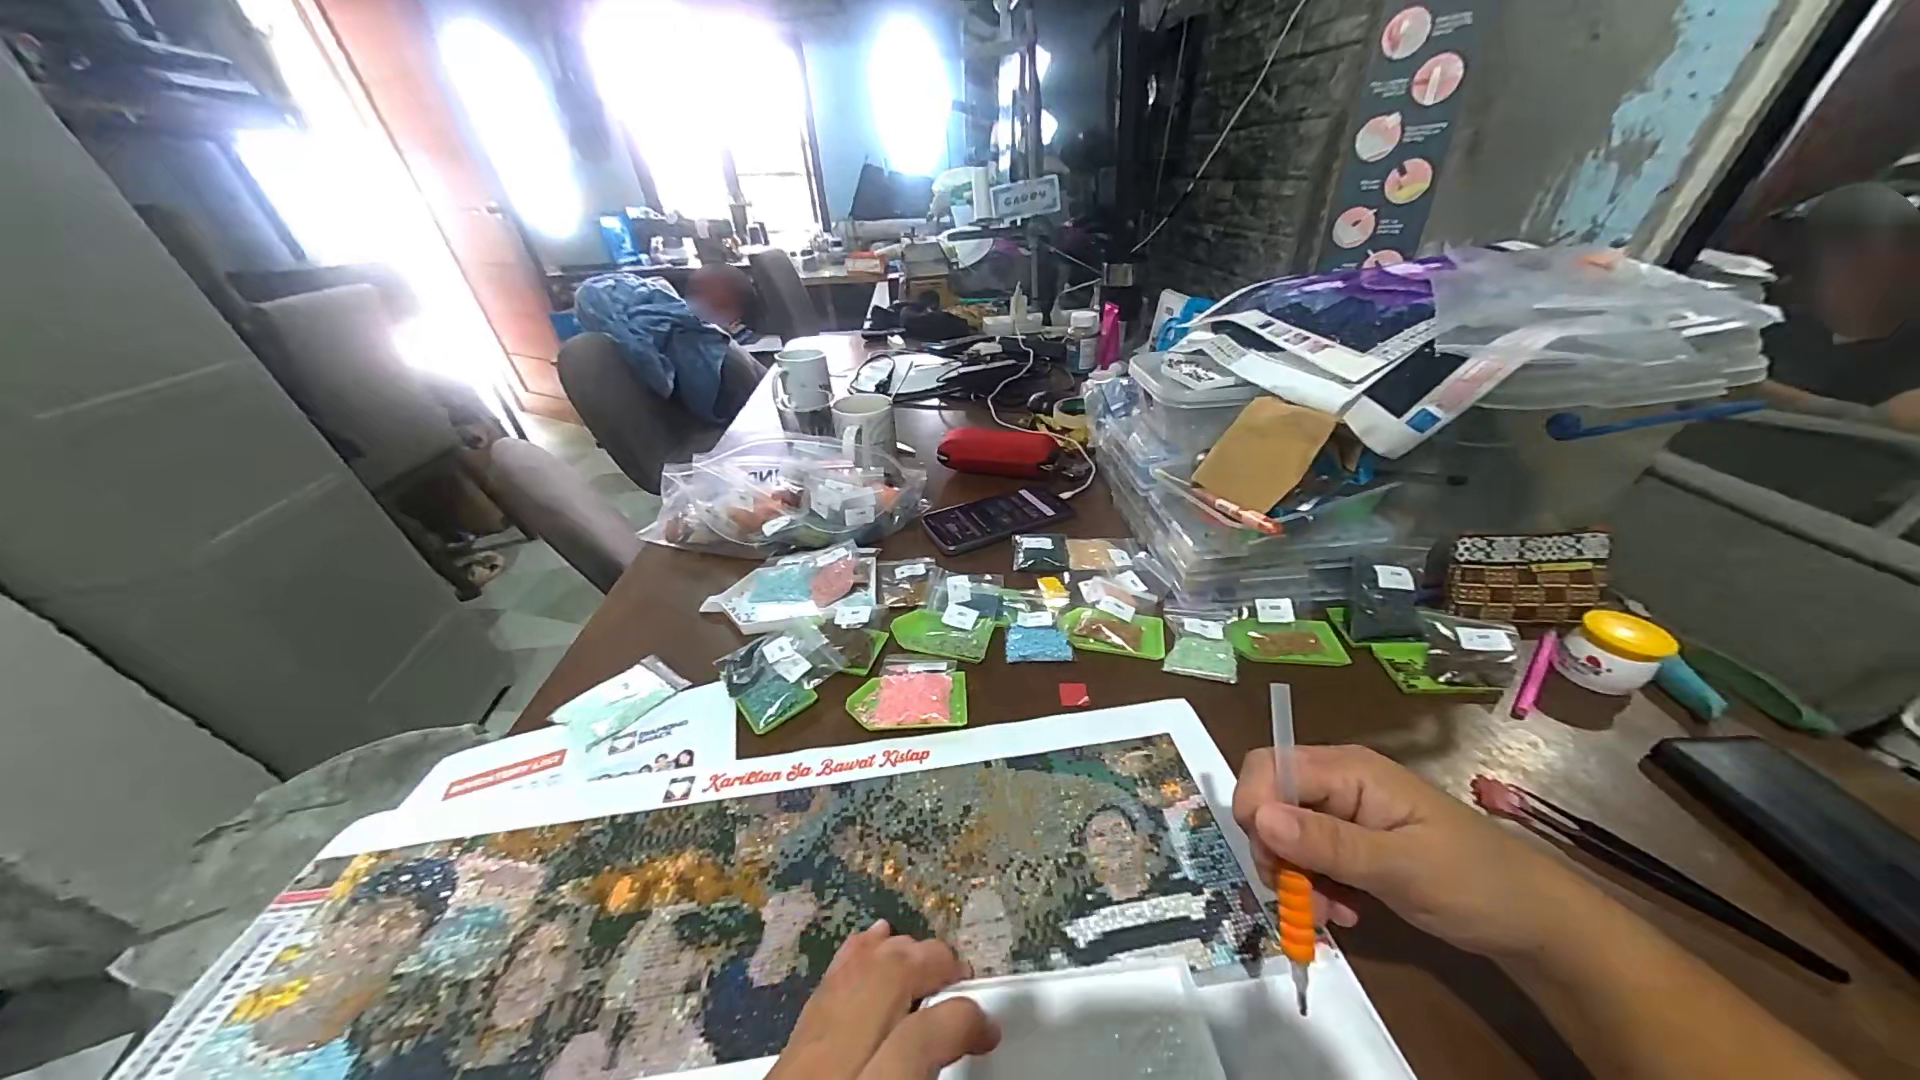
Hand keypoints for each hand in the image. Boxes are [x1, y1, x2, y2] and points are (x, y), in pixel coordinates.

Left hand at [768, 920, 1000, 1079]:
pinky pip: (823, 990)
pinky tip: (873, 940)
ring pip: (853, 977)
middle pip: (885, 985)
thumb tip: (956, 1052)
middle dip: (932, 965)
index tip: (986, 1029)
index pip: (920, 1040)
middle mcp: (829, 1071)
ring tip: (930, 958)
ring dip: (897, 955)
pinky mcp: (786, 1054)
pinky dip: (853, 958)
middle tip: (963, 980)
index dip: (963, 1020)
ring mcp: (800, 1058)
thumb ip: (923, 1078)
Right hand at [1233, 745, 1593, 958]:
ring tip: (1329, 914)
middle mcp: (1338, 783)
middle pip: (1270, 801)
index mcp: (1348, 769)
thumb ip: (1327, 842)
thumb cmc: (1477, 883)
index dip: (1254, 804)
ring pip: (1282, 834)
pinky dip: (1313, 886)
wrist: (1538, 924)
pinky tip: (1341, 911)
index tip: (1268, 857)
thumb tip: (1258, 818)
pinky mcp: (1349, 842)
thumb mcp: (1402, 866)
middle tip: (1297, 896)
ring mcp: (1343, 813)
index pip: (1270, 766)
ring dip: (1294, 876)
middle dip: (1274, 850)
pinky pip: (1306, 856)